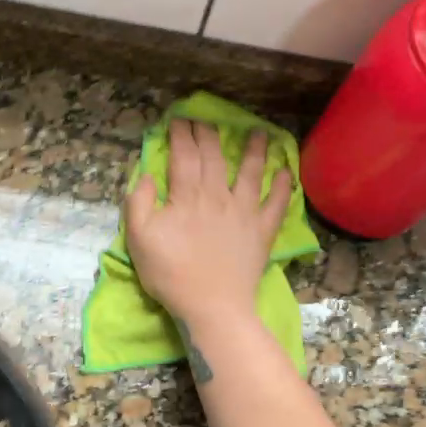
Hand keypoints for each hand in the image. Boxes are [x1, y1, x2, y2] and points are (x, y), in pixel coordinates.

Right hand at [124, 118, 291, 330]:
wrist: (213, 306)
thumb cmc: (171, 275)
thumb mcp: (139, 240)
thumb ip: (138, 203)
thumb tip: (146, 175)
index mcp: (187, 196)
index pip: (183, 156)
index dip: (180, 134)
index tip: (177, 120)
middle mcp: (218, 196)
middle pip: (214, 157)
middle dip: (208, 134)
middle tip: (205, 120)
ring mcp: (244, 212)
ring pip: (251, 172)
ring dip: (254, 150)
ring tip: (258, 132)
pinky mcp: (262, 232)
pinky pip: (276, 204)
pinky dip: (282, 186)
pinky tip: (286, 172)